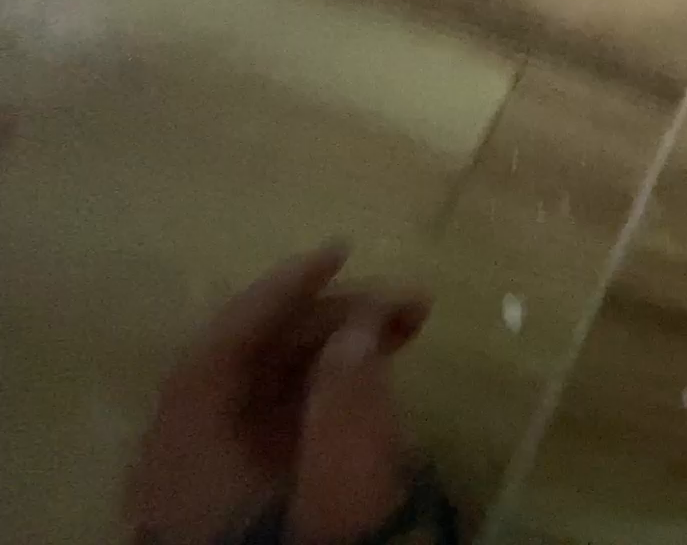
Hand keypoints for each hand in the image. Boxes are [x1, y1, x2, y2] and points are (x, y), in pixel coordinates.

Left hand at [125, 245, 431, 543]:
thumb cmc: (342, 544)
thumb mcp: (349, 481)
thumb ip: (349, 398)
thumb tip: (364, 321)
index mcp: (187, 461)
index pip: (215, 353)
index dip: (275, 294)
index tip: (342, 251)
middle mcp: (192, 455)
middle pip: (252, 356)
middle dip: (333, 313)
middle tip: (407, 295)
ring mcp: (230, 461)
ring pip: (281, 368)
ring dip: (349, 330)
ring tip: (417, 312)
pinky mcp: (269, 463)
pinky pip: (299, 389)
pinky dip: (347, 358)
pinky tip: (393, 344)